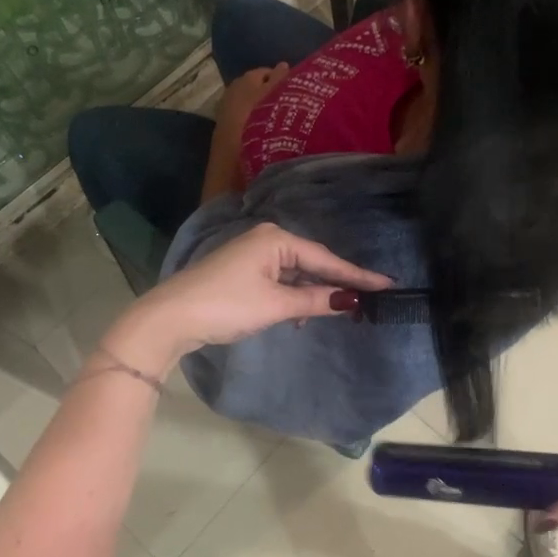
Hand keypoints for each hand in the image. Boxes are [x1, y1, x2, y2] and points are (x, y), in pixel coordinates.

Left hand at [106, 223, 389, 369]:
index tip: (386, 284)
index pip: (326, 259)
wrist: (171, 317)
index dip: (356, 275)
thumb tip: (351, 301)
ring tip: (334, 312)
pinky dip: (293, 296)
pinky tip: (300, 315)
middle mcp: (266, 239)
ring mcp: (252, 255)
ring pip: (295, 273)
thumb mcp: (276, 305)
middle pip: (312, 262)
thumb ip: (315, 300)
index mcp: (276, 239)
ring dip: (312, 293)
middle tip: (368, 299)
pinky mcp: (242, 272)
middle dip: (336, 283)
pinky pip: (280, 280)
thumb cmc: (227, 305)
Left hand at [216, 63, 290, 130]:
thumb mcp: (275, 94)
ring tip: (273, 119)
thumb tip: (283, 64)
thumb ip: (280, 78)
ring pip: (247, 101)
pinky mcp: (223, 124)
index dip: (280, 80)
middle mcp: (234, 87)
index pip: (266, 72)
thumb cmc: (261, 116)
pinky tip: (259, 129)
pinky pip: (241, 115)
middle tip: (284, 106)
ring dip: (259, 107)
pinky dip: (250, 119)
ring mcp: (226, 106)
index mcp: (248, 77)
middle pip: (255, 86)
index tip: (292, 93)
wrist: (234, 149)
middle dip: (268, 93)